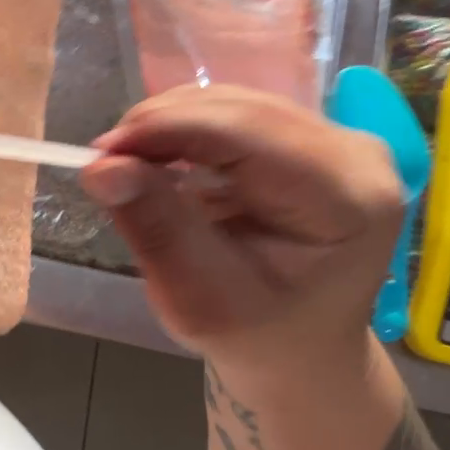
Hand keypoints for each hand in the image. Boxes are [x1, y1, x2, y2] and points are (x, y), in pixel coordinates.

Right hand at [79, 86, 404, 374]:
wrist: (298, 349)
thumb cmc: (253, 332)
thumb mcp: (197, 295)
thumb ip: (155, 227)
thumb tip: (100, 167)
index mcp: (346, 198)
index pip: (245, 132)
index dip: (164, 129)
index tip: (96, 155)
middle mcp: (354, 154)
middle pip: (236, 107)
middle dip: (157, 126)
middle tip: (103, 166)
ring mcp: (335, 141)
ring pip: (227, 101)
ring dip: (164, 126)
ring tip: (128, 169)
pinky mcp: (307, 140)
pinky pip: (229, 112)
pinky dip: (180, 130)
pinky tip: (159, 164)